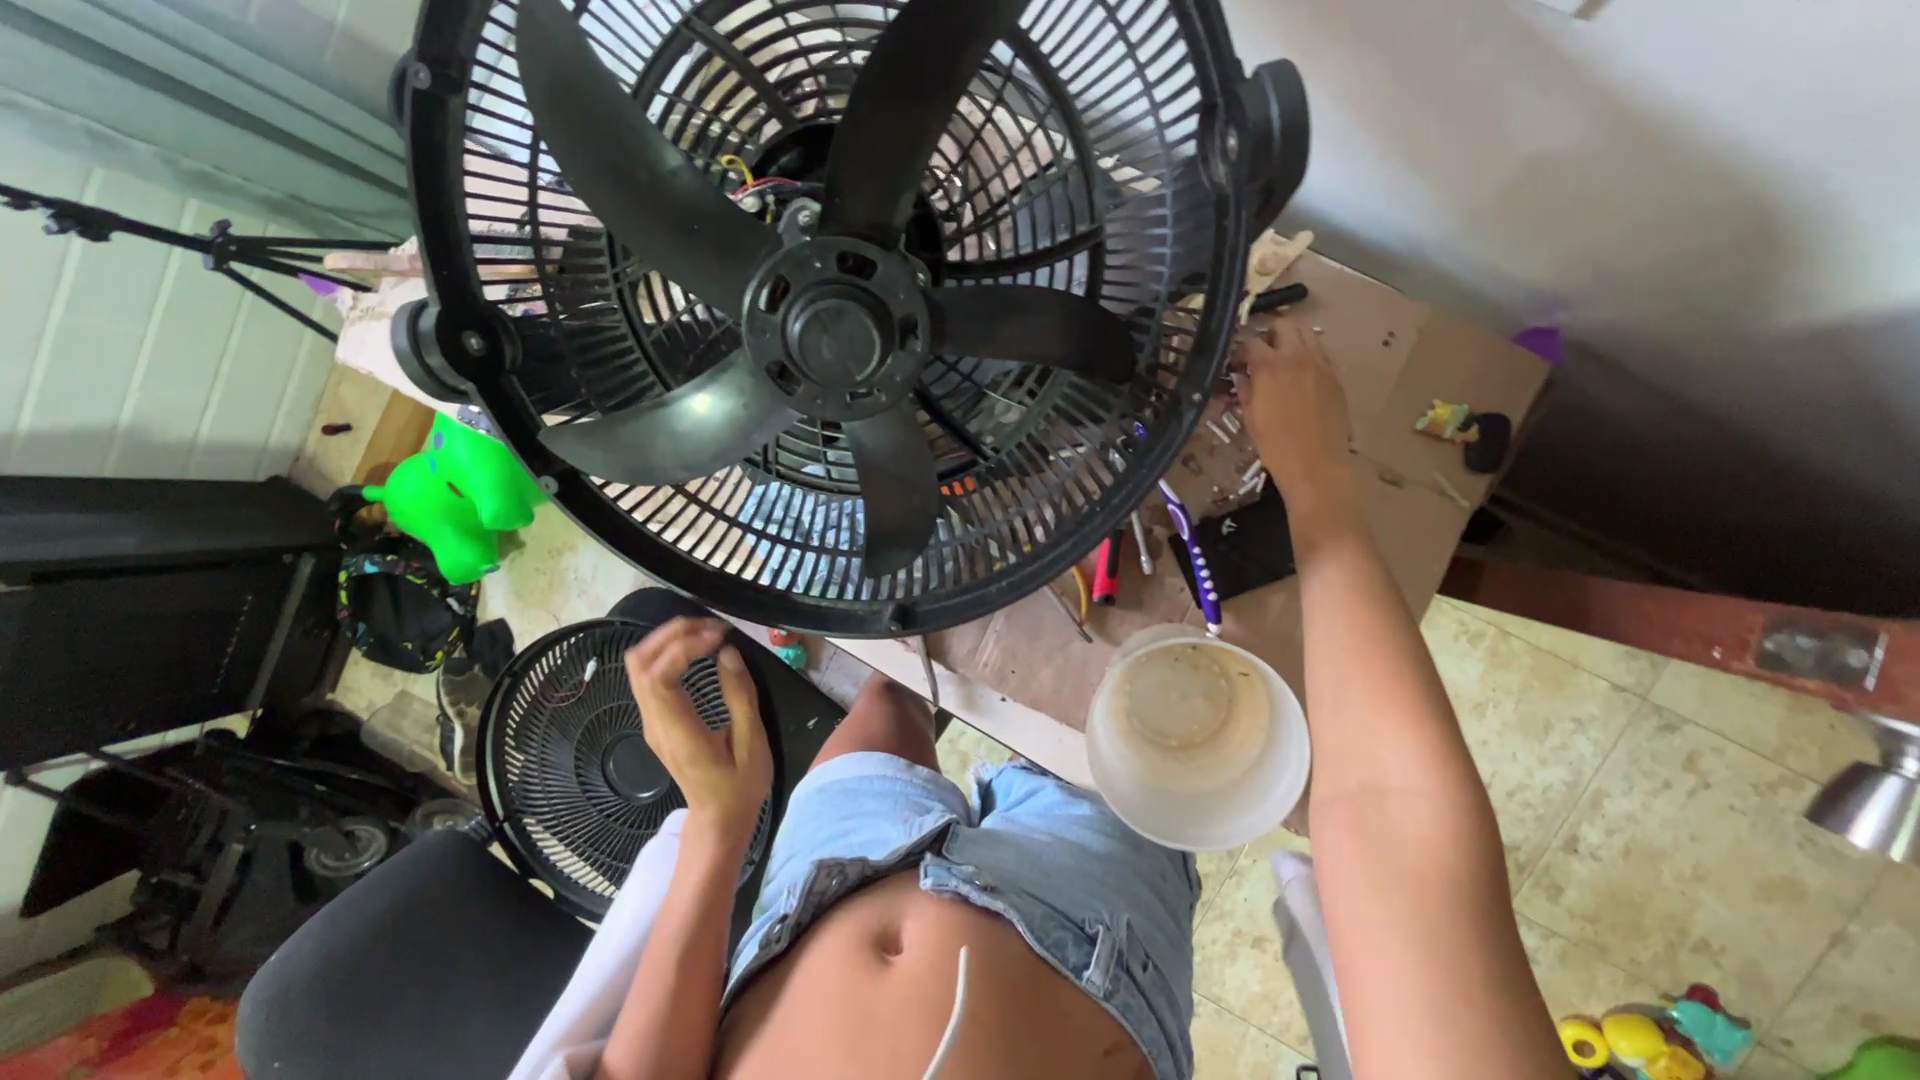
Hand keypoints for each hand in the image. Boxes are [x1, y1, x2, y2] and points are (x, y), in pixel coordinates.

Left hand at [624, 618, 772, 847]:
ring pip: (639, 665)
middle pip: (640, 662)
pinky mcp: (657, 719)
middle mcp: (655, 722)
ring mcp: (652, 721)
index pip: (659, 675)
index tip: (719, 637)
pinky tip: (697, 649)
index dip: (684, 646)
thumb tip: (727, 653)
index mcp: (678, 731)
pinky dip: (669, 652)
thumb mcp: (751, 743)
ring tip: (705, 632)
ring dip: (668, 640)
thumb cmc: (739, 786)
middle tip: (712, 626)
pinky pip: (649, 675)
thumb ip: (739, 696)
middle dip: (672, 633)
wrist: (719, 819)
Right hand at [1232, 318, 1355, 518]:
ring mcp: (1321, 365)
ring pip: (1308, 334)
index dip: (1241, 351)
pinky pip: (1322, 356)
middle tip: (1263, 355)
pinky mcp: (1336, 378)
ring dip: (1293, 342)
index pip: (1251, 342)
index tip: (1237, 365)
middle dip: (1270, 336)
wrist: (1316, 464)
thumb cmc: (1275, 445)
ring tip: (1285, 362)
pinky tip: (1303, 378)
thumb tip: (1241, 376)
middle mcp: (1297, 357)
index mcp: (1270, 366)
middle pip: (1285, 326)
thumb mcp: (1250, 418)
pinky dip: (1310, 358)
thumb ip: (1245, 391)